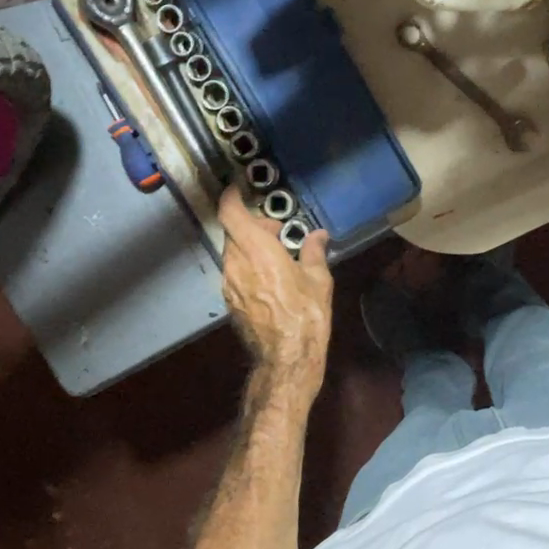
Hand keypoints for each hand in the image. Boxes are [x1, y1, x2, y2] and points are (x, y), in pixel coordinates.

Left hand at [219, 186, 332, 385]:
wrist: (286, 358)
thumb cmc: (306, 315)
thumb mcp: (318, 280)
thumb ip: (314, 252)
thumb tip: (319, 236)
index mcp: (256, 250)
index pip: (230, 212)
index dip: (231, 197)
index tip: (239, 189)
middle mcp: (235, 263)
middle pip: (233, 233)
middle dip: (252, 226)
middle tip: (276, 232)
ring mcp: (229, 285)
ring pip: (233, 254)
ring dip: (250, 248)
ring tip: (276, 258)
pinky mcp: (230, 303)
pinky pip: (235, 274)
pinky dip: (248, 268)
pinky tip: (270, 280)